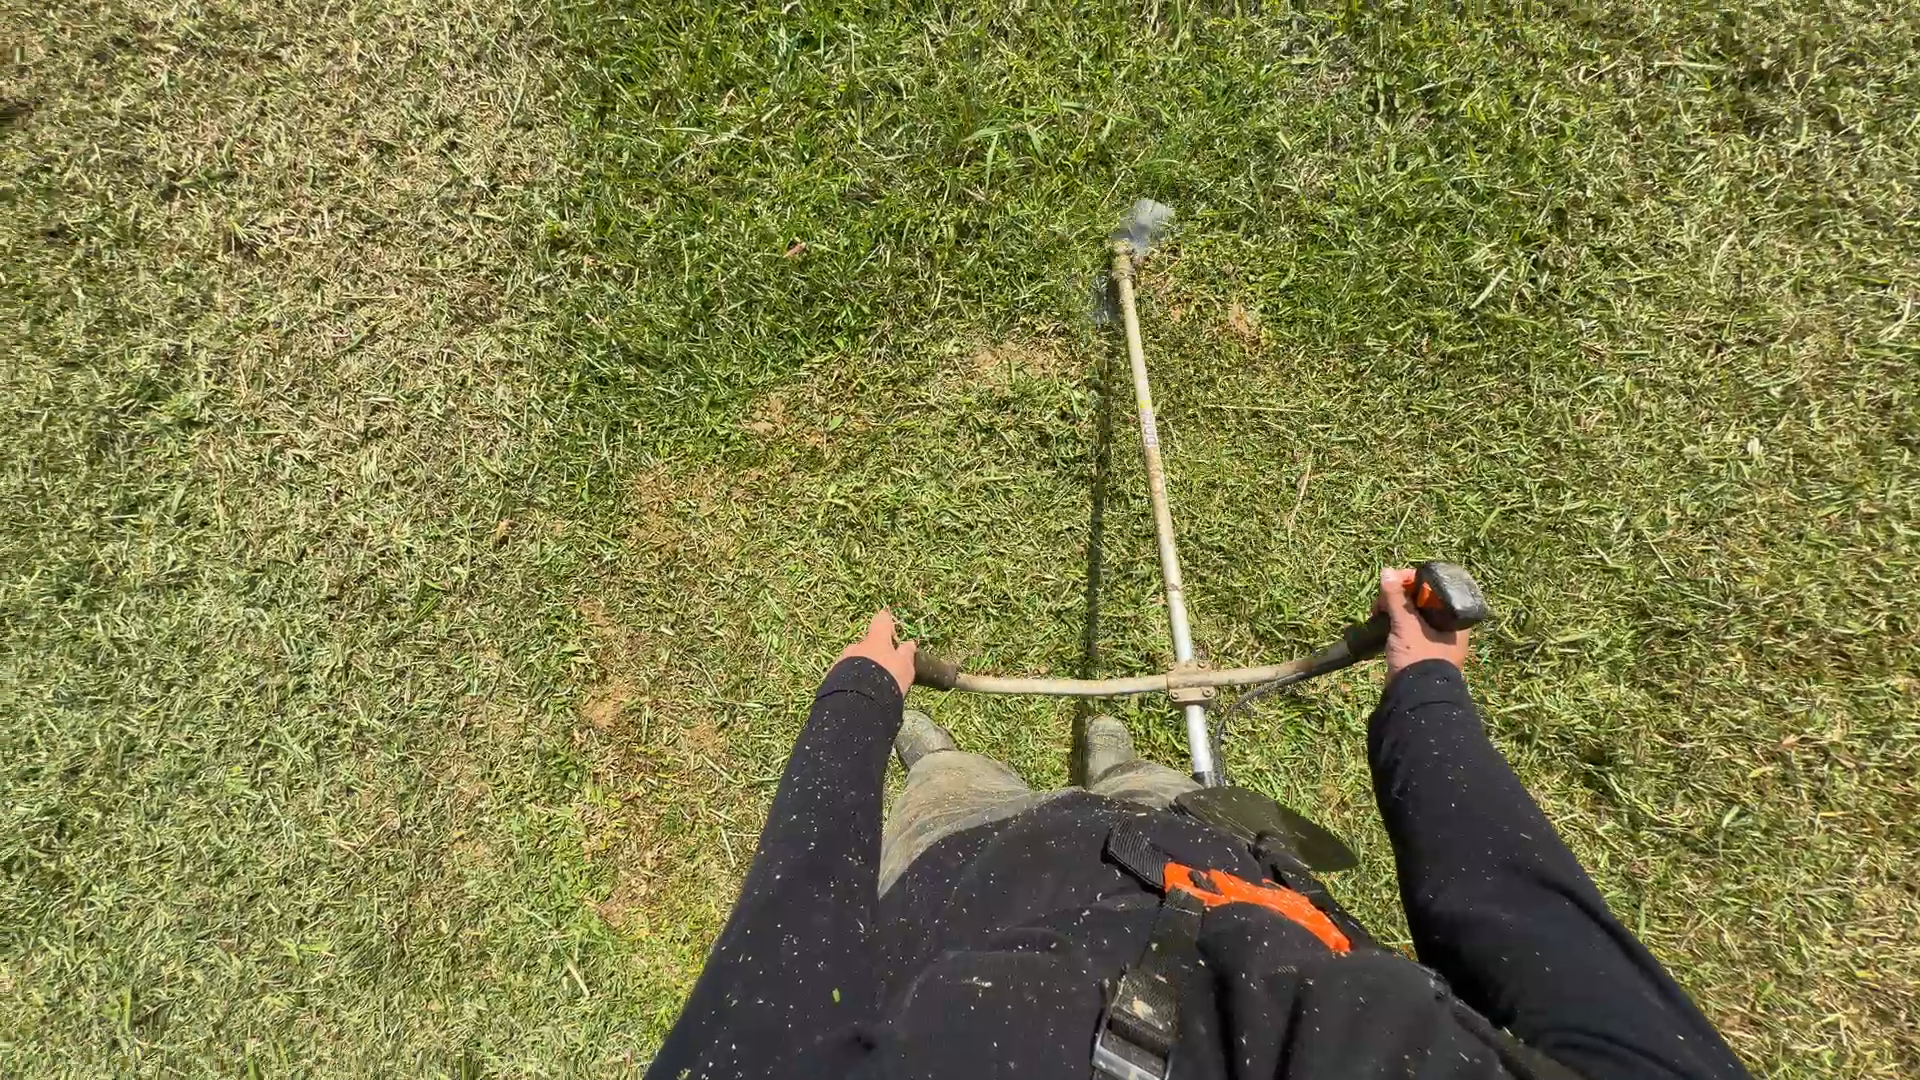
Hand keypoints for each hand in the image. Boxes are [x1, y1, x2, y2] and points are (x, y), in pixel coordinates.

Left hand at [838, 609, 917, 696]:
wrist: (859, 703)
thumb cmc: (887, 679)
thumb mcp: (905, 668)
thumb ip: (906, 654)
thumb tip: (909, 644)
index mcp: (876, 640)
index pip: (881, 621)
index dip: (886, 623)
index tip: (891, 628)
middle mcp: (857, 646)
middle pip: (866, 643)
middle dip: (873, 652)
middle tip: (883, 666)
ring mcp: (842, 661)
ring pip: (853, 659)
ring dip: (860, 667)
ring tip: (871, 683)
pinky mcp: (832, 677)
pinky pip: (844, 674)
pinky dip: (851, 679)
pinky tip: (859, 692)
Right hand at [1377, 567, 1469, 677]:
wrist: (1415, 695)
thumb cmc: (1419, 658)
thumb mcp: (1407, 625)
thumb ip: (1397, 598)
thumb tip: (1387, 572)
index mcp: (1454, 618)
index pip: (1434, 588)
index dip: (1413, 581)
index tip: (1393, 584)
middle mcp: (1446, 625)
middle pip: (1420, 598)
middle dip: (1397, 596)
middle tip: (1382, 603)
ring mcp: (1431, 636)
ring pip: (1410, 611)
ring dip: (1391, 608)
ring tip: (1377, 614)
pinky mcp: (1417, 646)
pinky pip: (1403, 625)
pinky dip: (1391, 621)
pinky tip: (1379, 623)